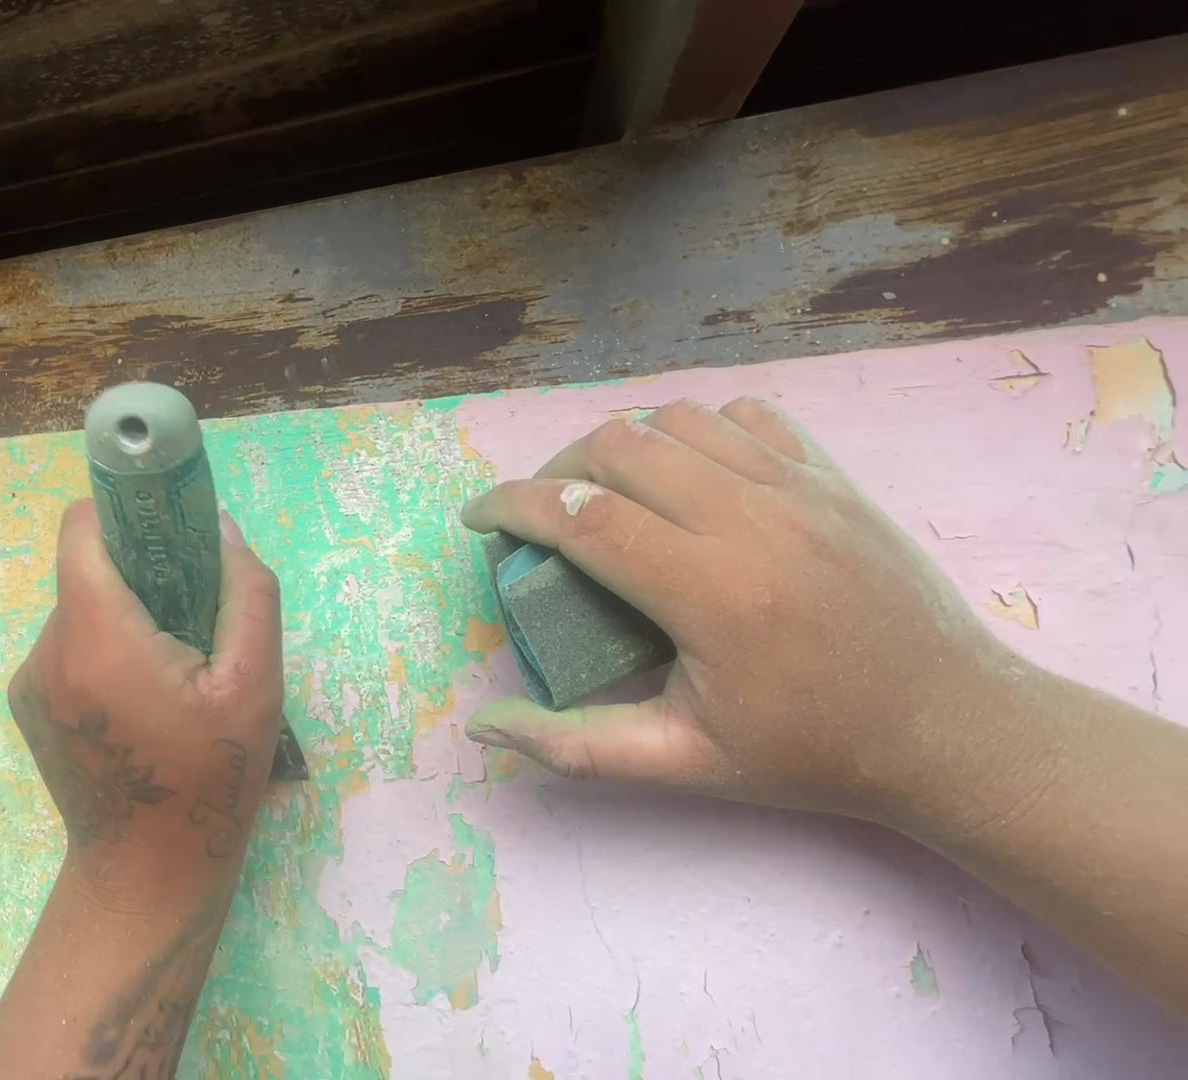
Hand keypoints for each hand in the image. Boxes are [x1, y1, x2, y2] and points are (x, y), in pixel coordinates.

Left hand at [8, 499, 282, 911]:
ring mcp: (29, 680)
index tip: (170, 533)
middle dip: (139, 574)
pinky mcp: (27, 704)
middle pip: (86, 569)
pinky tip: (142, 694)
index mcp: (95, 637)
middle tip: (191, 616)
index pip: (82, 529)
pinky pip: (68, 644)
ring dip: (124, 614)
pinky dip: (104, 646)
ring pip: (79, 607)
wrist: (147, 873)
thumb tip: (221, 530)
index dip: (125, 513)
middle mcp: (46, 650)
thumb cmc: (210, 778)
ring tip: (172, 664)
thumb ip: (247, 593)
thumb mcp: (255, 684)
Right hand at [460, 398, 1036, 826]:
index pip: (581, 517)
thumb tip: (482, 726)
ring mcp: (800, 489)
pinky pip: (741, 417)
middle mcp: (754, 521)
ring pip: (675, 421)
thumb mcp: (680, 765)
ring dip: (616, 446)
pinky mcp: (832, 477)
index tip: (477, 518)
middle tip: (537, 515)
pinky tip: (681, 473)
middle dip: (553, 470)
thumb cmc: (808, 753)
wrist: (954, 732)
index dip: (511, 506)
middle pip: (619, 449)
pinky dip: (690, 430)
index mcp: (713, 593)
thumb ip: (573, 746)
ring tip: (600, 490)